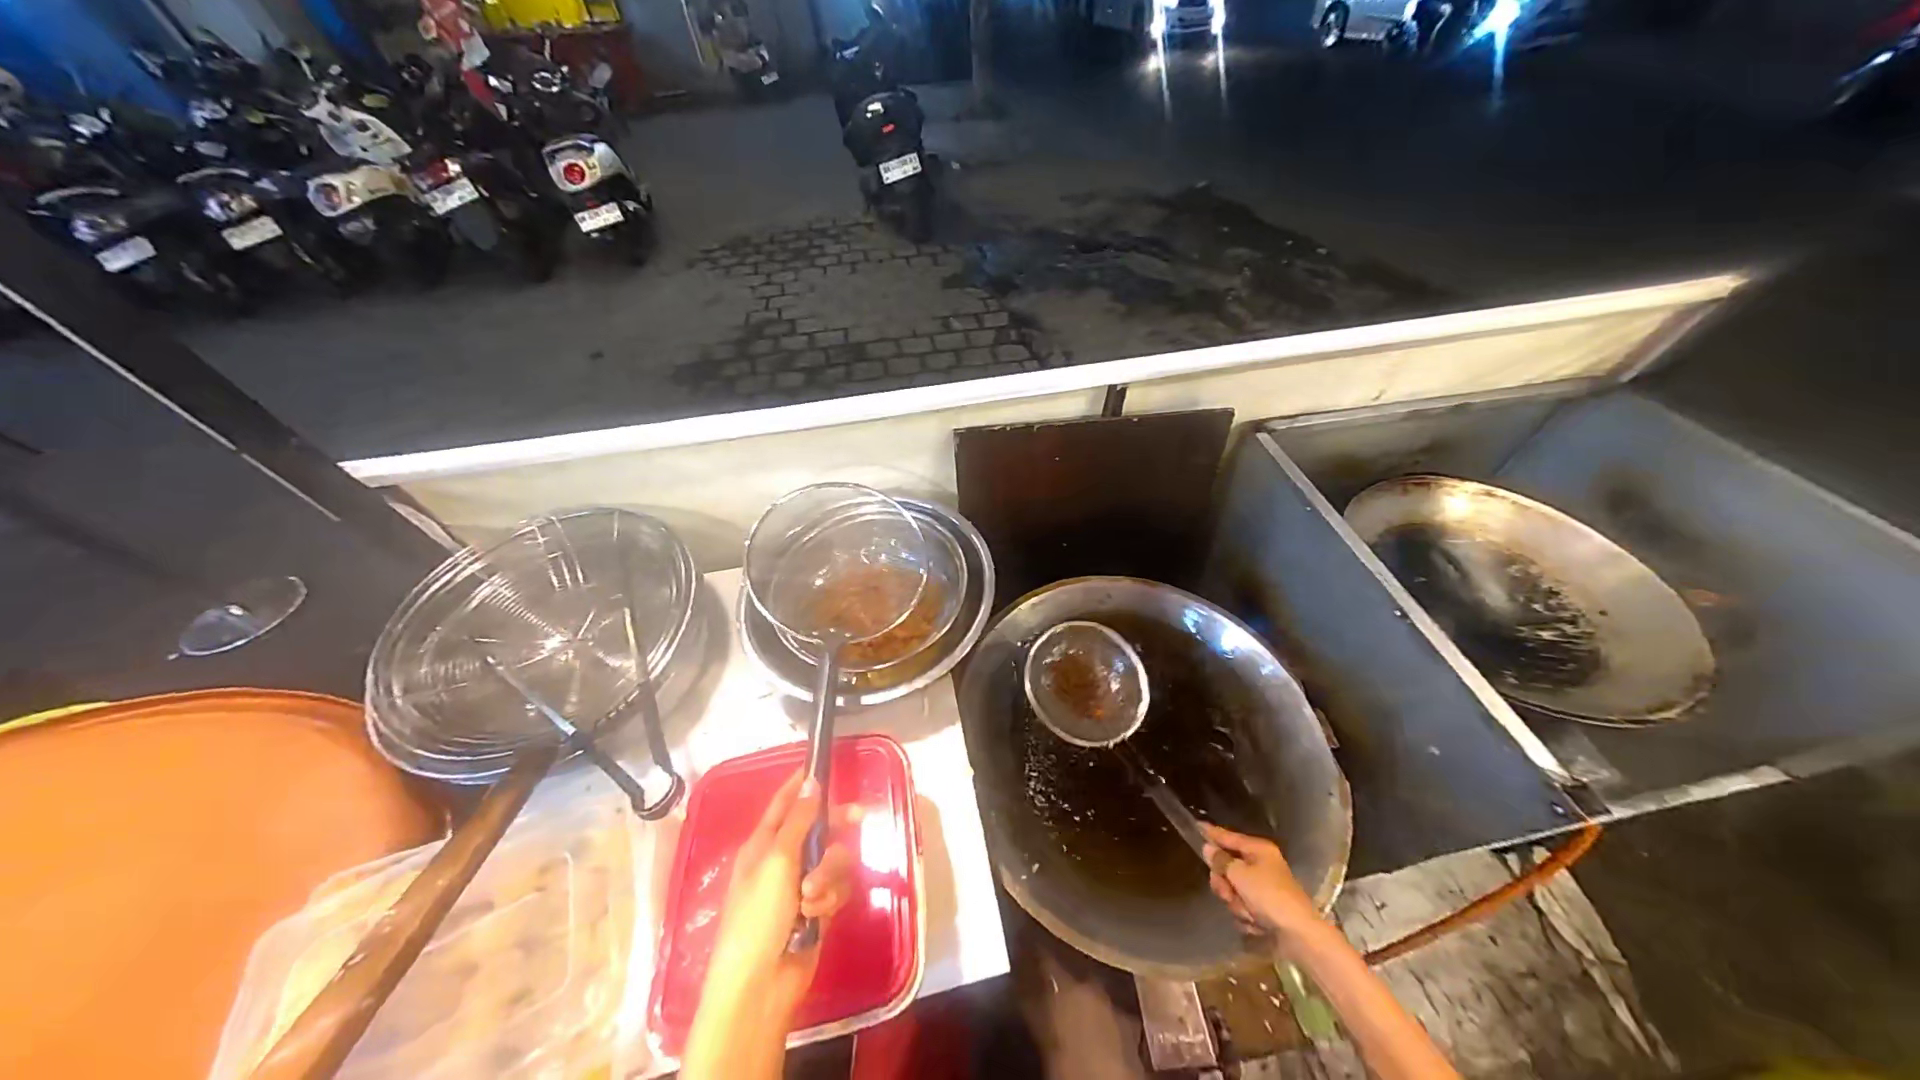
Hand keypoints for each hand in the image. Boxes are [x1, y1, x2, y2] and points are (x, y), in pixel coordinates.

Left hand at [700, 770, 857, 1018]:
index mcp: (763, 844)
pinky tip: (816, 916)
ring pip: (833, 859)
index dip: (801, 784)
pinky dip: (829, 900)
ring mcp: (801, 886)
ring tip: (811, 898)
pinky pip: (837, 888)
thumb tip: (810, 780)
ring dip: (828, 876)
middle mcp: (783, 860)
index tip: (821, 765)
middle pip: (818, 828)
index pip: (784, 803)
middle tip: (858, 817)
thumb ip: (799, 819)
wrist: (760, 983)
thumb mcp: (777, 860)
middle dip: (834, 829)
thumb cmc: (758, 916)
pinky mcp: (818, 908)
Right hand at [1200, 822, 1320, 941]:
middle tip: (1228, 892)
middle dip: (1225, 884)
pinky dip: (1246, 915)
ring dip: (1236, 903)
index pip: (1229, 836)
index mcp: (1258, 850)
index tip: (1197, 825)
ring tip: (1248, 912)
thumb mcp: (1239, 874)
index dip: (1212, 833)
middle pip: (1227, 867)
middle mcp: (1261, 865)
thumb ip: (1220, 860)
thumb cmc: (1269, 896)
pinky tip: (1256, 922)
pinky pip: (1243, 906)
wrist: (1298, 934)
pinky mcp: (1265, 908)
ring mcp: (1263, 888)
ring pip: (1233, 890)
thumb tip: (1208, 848)